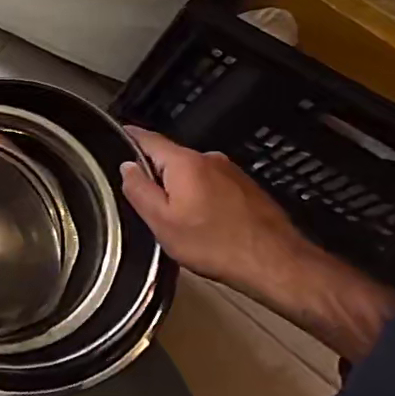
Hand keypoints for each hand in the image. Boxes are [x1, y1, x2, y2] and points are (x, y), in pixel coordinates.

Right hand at [120, 126, 394, 361]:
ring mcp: (231, 173)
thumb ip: (138, 189)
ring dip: (180, 189)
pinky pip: (211, 185)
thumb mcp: (161, 221)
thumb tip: (127, 168)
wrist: (275, 263)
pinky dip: (201, 198)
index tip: (120, 132)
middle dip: (155, 174)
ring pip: (191, 174)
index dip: (130, 135)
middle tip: (145, 201)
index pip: (149, 138)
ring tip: (177, 220)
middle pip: (170, 158)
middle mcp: (210, 159)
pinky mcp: (245, 188)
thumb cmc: (216, 244)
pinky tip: (203, 224)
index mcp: (185, 163)